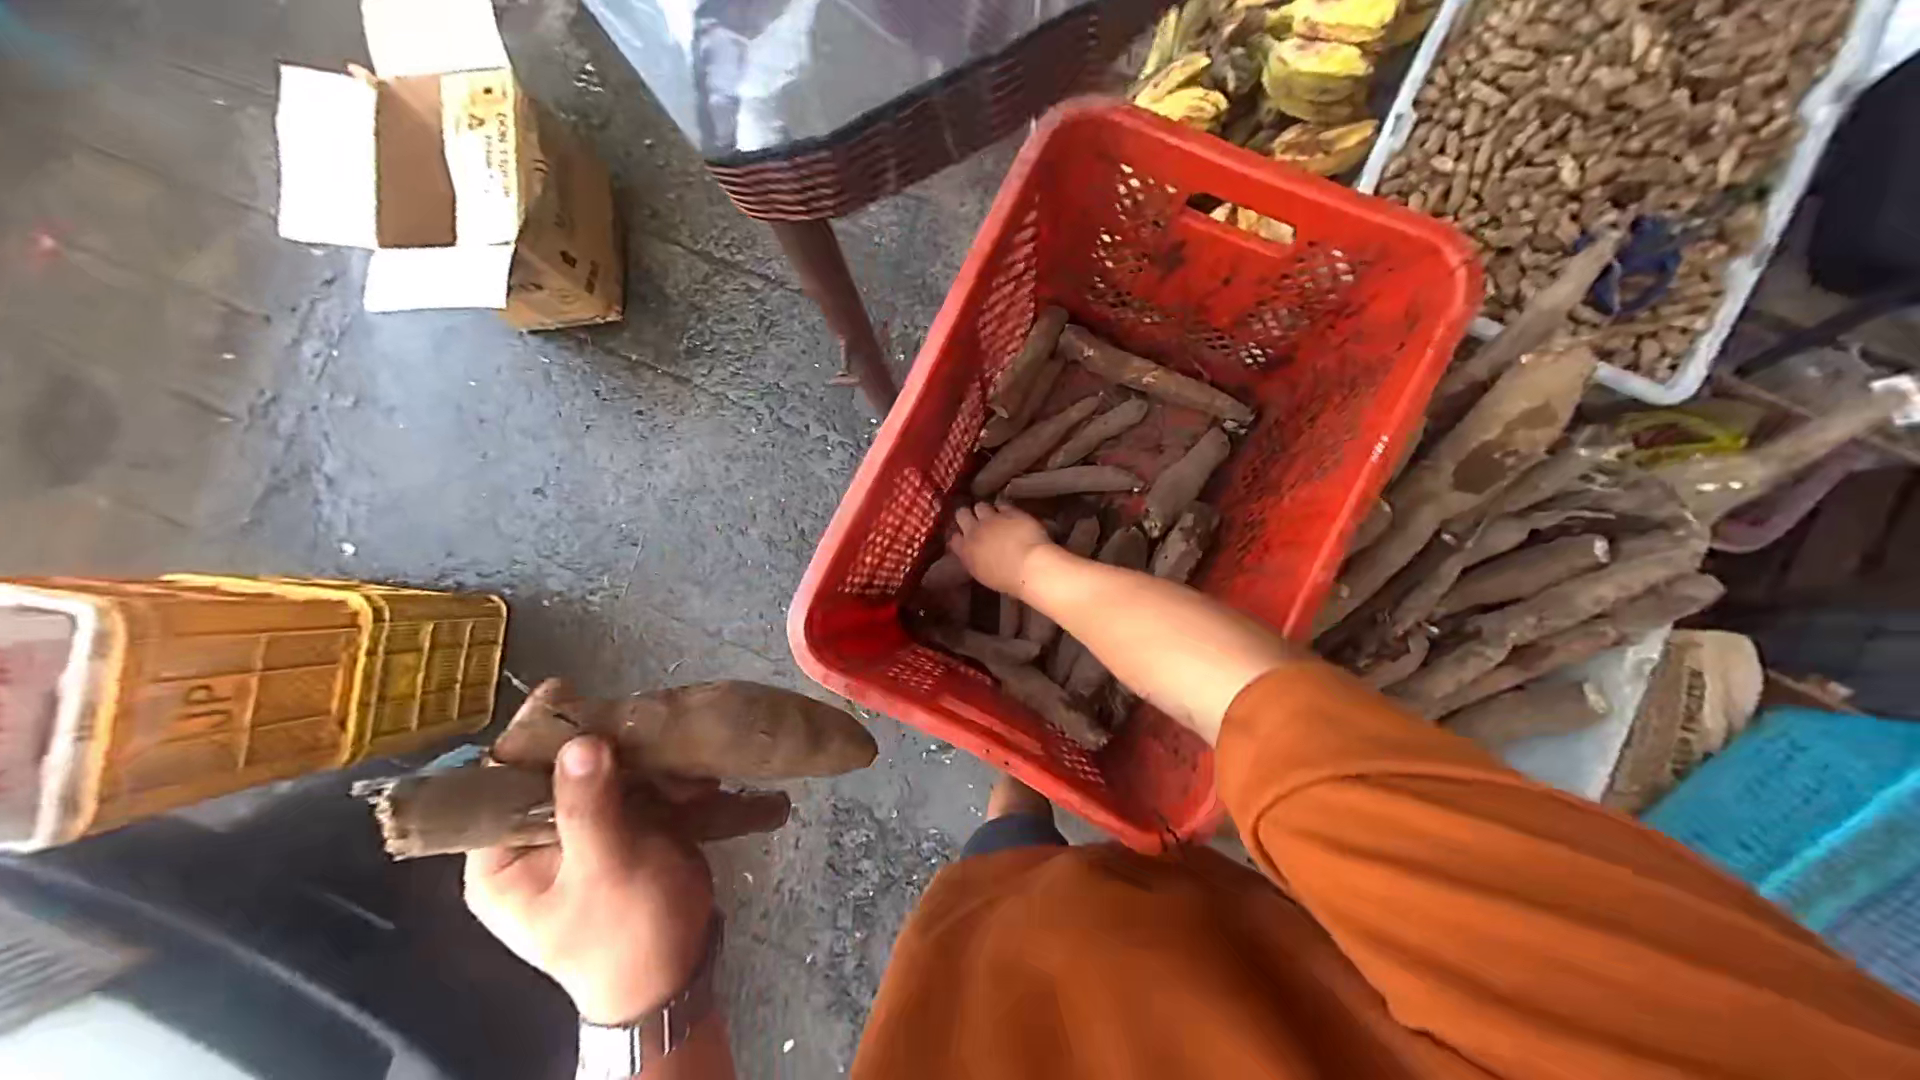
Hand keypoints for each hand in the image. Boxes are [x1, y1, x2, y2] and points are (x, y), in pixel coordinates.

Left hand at [465, 737, 715, 1023]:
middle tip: (629, 712)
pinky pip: (634, 784)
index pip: (502, 781)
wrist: (677, 972)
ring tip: (664, 733)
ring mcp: (584, 831)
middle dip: (597, 742)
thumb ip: (587, 809)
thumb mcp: (603, 873)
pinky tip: (682, 761)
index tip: (564, 692)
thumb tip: (579, 742)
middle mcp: (536, 839)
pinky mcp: (625, 827)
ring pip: (601, 772)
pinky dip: (658, 770)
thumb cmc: (626, 934)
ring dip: (635, 753)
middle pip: (556, 770)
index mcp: (502, 859)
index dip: (531, 736)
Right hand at [950, 502, 1053, 595]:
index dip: (960, 536)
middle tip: (975, 520)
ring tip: (993, 515)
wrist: (1029, 566)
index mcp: (966, 551)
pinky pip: (1001, 504)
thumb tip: (976, 554)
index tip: (965, 538)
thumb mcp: (983, 575)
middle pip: (962, 514)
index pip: (954, 538)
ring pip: (980, 506)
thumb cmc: (1007, 580)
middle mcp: (975, 531)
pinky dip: (1003, 508)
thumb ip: (975, 561)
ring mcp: (992, 519)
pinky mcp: (1010, 511)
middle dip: (967, 515)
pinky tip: (1009, 513)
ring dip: (984, 510)